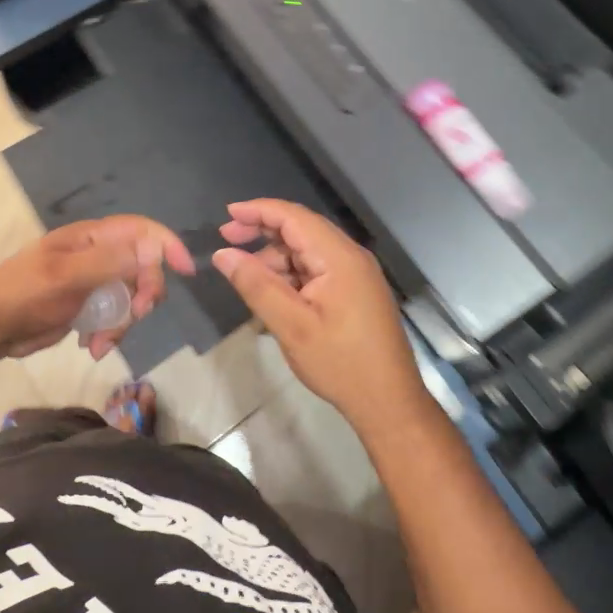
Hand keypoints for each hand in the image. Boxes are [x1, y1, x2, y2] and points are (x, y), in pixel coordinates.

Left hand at [0, 214, 194, 359]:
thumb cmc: (20, 294)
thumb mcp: (63, 276)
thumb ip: (107, 262)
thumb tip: (149, 250)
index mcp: (91, 238)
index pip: (141, 231)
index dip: (166, 245)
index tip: (185, 270)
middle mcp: (97, 255)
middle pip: (143, 266)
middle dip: (145, 292)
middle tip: (139, 314)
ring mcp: (93, 281)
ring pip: (132, 296)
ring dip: (125, 321)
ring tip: (100, 343)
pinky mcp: (88, 306)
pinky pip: (116, 316)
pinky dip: (111, 333)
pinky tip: (92, 348)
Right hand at [212, 199, 434, 436]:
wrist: (389, 402)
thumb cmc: (340, 363)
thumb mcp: (291, 326)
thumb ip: (256, 285)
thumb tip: (223, 254)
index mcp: (339, 257)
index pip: (294, 217)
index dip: (259, 211)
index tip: (226, 215)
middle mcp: (351, 256)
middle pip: (302, 229)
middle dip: (263, 231)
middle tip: (227, 240)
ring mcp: (357, 274)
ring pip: (308, 251)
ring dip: (276, 257)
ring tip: (246, 277)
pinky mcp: (356, 291)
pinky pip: (318, 269)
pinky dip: (292, 274)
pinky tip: (273, 293)